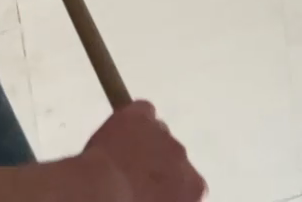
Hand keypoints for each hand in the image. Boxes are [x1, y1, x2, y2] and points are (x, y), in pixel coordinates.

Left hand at [80, 101, 205, 201]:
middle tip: (137, 168)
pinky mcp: (142, 114)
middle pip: (173, 153)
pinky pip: (144, 109)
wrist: (107, 189)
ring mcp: (163, 132)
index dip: (170, 181)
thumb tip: (156, 188)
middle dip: (158, 159)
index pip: (189, 180)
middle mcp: (183, 156)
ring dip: (146, 138)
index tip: (155, 185)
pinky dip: (136, 116)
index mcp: (194, 186)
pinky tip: (124, 125)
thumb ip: (166, 194)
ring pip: (158, 130)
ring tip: (124, 151)